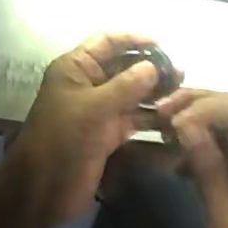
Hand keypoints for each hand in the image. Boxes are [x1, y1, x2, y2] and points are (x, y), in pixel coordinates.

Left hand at [10, 34, 167, 222]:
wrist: (44, 188)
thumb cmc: (63, 138)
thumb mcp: (93, 109)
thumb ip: (125, 87)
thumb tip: (153, 66)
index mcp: (76, 67)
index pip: (106, 41)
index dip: (132, 39)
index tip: (162, 44)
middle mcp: (88, 83)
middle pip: (123, 68)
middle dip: (150, 69)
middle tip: (181, 74)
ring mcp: (99, 109)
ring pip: (132, 95)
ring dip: (155, 95)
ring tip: (184, 96)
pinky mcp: (109, 135)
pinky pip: (134, 120)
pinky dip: (152, 120)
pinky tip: (175, 122)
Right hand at [157, 90, 227, 227]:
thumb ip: (210, 173)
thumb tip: (185, 124)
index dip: (202, 108)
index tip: (170, 121)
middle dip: (197, 103)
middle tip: (161, 111)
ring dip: (196, 117)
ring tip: (164, 123)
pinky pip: (226, 146)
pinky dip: (200, 139)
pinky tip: (176, 149)